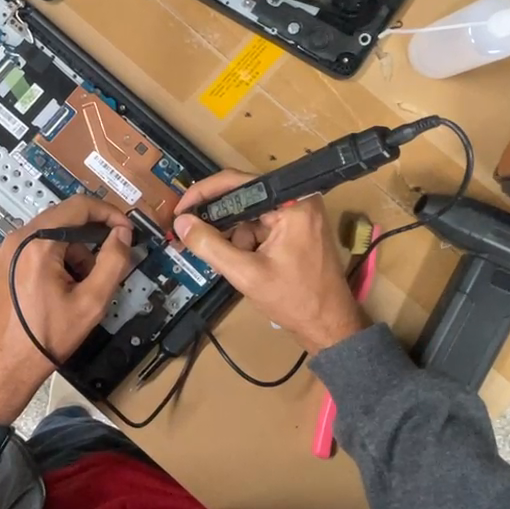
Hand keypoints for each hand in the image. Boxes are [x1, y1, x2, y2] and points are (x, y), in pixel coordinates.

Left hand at [0, 196, 135, 423]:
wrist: (4, 367)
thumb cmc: (46, 338)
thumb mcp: (91, 302)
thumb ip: (113, 261)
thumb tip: (123, 234)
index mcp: (36, 243)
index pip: (79, 206)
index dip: (109, 213)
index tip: (126, 230)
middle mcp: (15, 239)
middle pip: (64, 219)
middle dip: (91, 239)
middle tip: (106, 266)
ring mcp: (4, 251)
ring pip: (50, 235)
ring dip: (73, 253)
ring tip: (81, 288)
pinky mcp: (1, 264)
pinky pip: (34, 248)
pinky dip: (55, 259)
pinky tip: (61, 289)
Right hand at [172, 171, 369, 353]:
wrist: (328, 325)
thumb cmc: (296, 300)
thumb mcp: (245, 273)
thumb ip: (210, 245)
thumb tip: (181, 223)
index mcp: (292, 204)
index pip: (238, 183)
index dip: (204, 194)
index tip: (181, 211)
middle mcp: (297, 201)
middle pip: (241, 199)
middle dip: (218, 222)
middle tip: (193, 238)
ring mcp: (297, 215)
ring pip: (247, 215)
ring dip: (232, 237)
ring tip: (234, 264)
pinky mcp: (295, 229)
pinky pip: (258, 226)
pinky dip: (244, 242)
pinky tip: (244, 263)